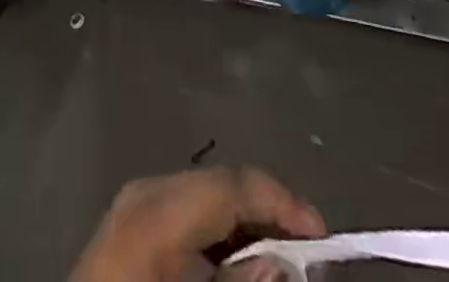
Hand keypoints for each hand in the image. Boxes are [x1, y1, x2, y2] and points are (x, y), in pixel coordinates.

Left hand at [69, 168, 324, 281]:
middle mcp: (146, 190)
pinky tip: (229, 256)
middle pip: (220, 183)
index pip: (234, 185)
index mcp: (161, 207)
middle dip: (265, 211)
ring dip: (240, 219)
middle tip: (305, 251)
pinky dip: (212, 226)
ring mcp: (131, 199)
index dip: (284, 202)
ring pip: (202, 192)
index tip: (322, 236)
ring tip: (275, 255)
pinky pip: (181, 207)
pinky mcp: (126, 217)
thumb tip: (281, 263)